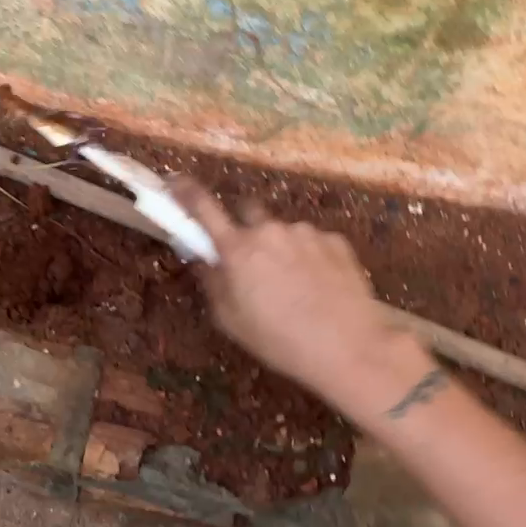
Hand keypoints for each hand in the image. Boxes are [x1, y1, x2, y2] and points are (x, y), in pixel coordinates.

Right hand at [170, 179, 426, 411]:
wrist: (350, 345)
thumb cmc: (280, 340)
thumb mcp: (231, 321)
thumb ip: (212, 282)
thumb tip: (203, 258)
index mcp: (238, 250)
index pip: (203, 208)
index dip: (186, 191)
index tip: (175, 181)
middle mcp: (269, 231)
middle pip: (248, 213)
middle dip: (245, 229)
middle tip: (252, 262)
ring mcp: (305, 232)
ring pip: (283, 232)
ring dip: (281, 250)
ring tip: (296, 289)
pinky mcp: (335, 240)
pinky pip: (312, 243)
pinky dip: (310, 259)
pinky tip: (320, 289)